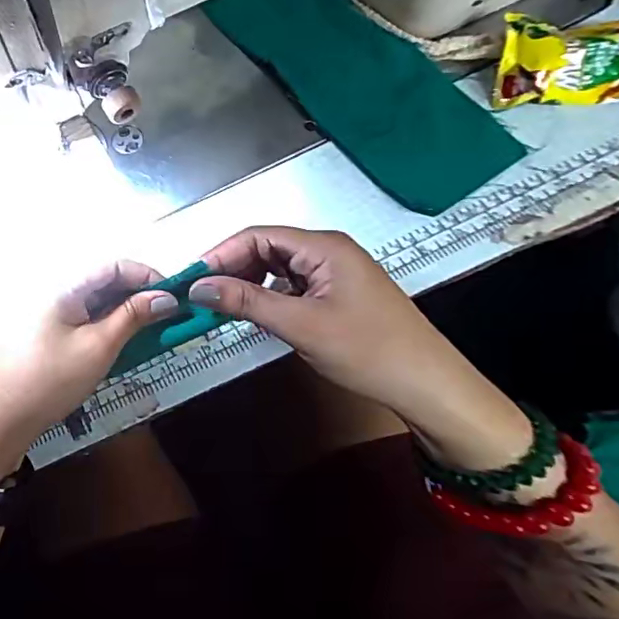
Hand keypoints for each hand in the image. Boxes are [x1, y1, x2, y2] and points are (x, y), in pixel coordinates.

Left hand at [0, 261, 178, 484]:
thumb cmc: (49, 381)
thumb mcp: (98, 347)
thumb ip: (133, 316)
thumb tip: (166, 297)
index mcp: (64, 285)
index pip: (116, 265)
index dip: (148, 277)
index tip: (174, 298)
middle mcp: (52, 289)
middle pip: (104, 280)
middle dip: (138, 294)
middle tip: (166, 317)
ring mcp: (44, 311)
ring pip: (93, 300)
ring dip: (123, 310)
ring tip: (147, 331)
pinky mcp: (41, 331)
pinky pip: (80, 316)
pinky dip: (104, 323)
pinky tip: (118, 341)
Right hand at [190, 226, 538, 475]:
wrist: (426, 383)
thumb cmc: (367, 350)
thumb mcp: (301, 325)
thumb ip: (248, 301)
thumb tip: (201, 287)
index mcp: (323, 246)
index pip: (258, 235)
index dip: (221, 254)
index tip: (192, 279)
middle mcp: (329, 249)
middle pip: (268, 247)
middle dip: (233, 268)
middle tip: (202, 296)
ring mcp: (336, 271)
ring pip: (280, 267)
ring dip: (251, 282)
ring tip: (223, 306)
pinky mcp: (340, 293)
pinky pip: (295, 284)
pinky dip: (272, 296)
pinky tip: (257, 313)